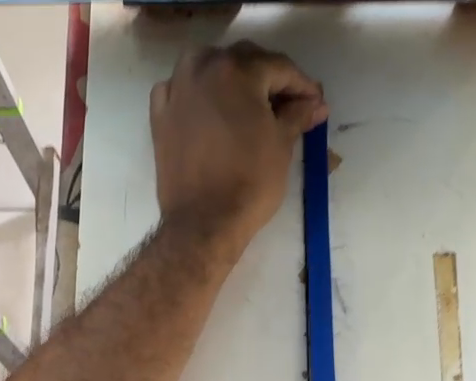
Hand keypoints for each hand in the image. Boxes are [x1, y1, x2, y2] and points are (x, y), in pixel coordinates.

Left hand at [149, 42, 327, 253]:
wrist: (202, 224)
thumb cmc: (249, 184)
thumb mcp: (281, 145)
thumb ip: (297, 115)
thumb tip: (315, 104)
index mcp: (236, 70)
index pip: (278, 67)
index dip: (302, 85)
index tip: (315, 102)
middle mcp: (201, 67)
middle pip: (243, 62)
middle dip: (269, 80)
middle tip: (289, 104)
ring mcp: (176, 90)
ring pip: (210, 70)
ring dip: (233, 81)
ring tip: (252, 106)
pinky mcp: (160, 116)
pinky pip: (182, 91)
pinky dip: (199, 95)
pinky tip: (211, 109)